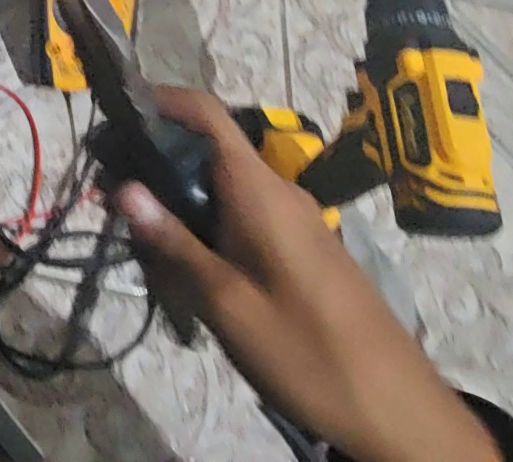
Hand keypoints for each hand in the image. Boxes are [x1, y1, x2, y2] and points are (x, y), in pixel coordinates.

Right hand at [112, 88, 499, 461]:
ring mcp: (290, 217)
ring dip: (176, 206)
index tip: (116, 116)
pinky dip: (203, 227)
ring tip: (143, 248)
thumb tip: (122, 189)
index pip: (207, 113)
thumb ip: (173, 243)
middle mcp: (274, 190)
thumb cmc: (308, 352)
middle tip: (110, 202)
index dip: (160, 100)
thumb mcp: (227, 304)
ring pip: (217, 188)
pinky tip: (186, 272)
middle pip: (204, 152)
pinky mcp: (298, 245)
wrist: (401, 412)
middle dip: (154, 167)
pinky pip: (238, 215)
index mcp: (257, 190)